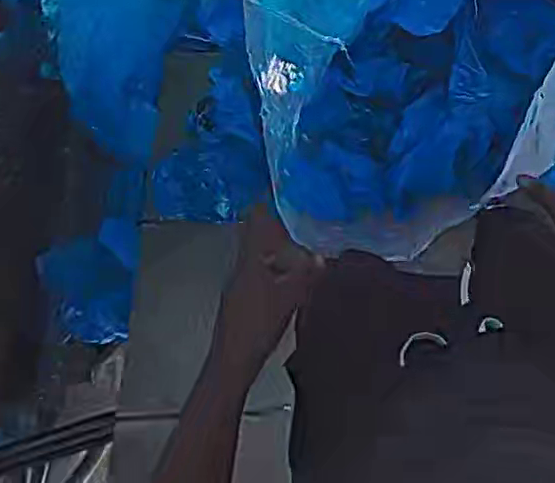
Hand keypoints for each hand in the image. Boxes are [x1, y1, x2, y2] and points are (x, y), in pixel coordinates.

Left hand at [213, 203, 321, 362]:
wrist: (231, 366)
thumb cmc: (258, 326)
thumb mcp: (290, 297)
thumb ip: (307, 272)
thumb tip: (324, 252)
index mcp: (251, 259)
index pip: (255, 219)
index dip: (269, 200)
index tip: (288, 187)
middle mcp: (243, 265)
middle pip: (257, 233)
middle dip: (279, 221)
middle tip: (304, 211)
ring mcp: (240, 283)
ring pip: (260, 252)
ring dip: (278, 243)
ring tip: (304, 238)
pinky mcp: (243, 298)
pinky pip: (261, 268)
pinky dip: (276, 263)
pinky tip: (292, 272)